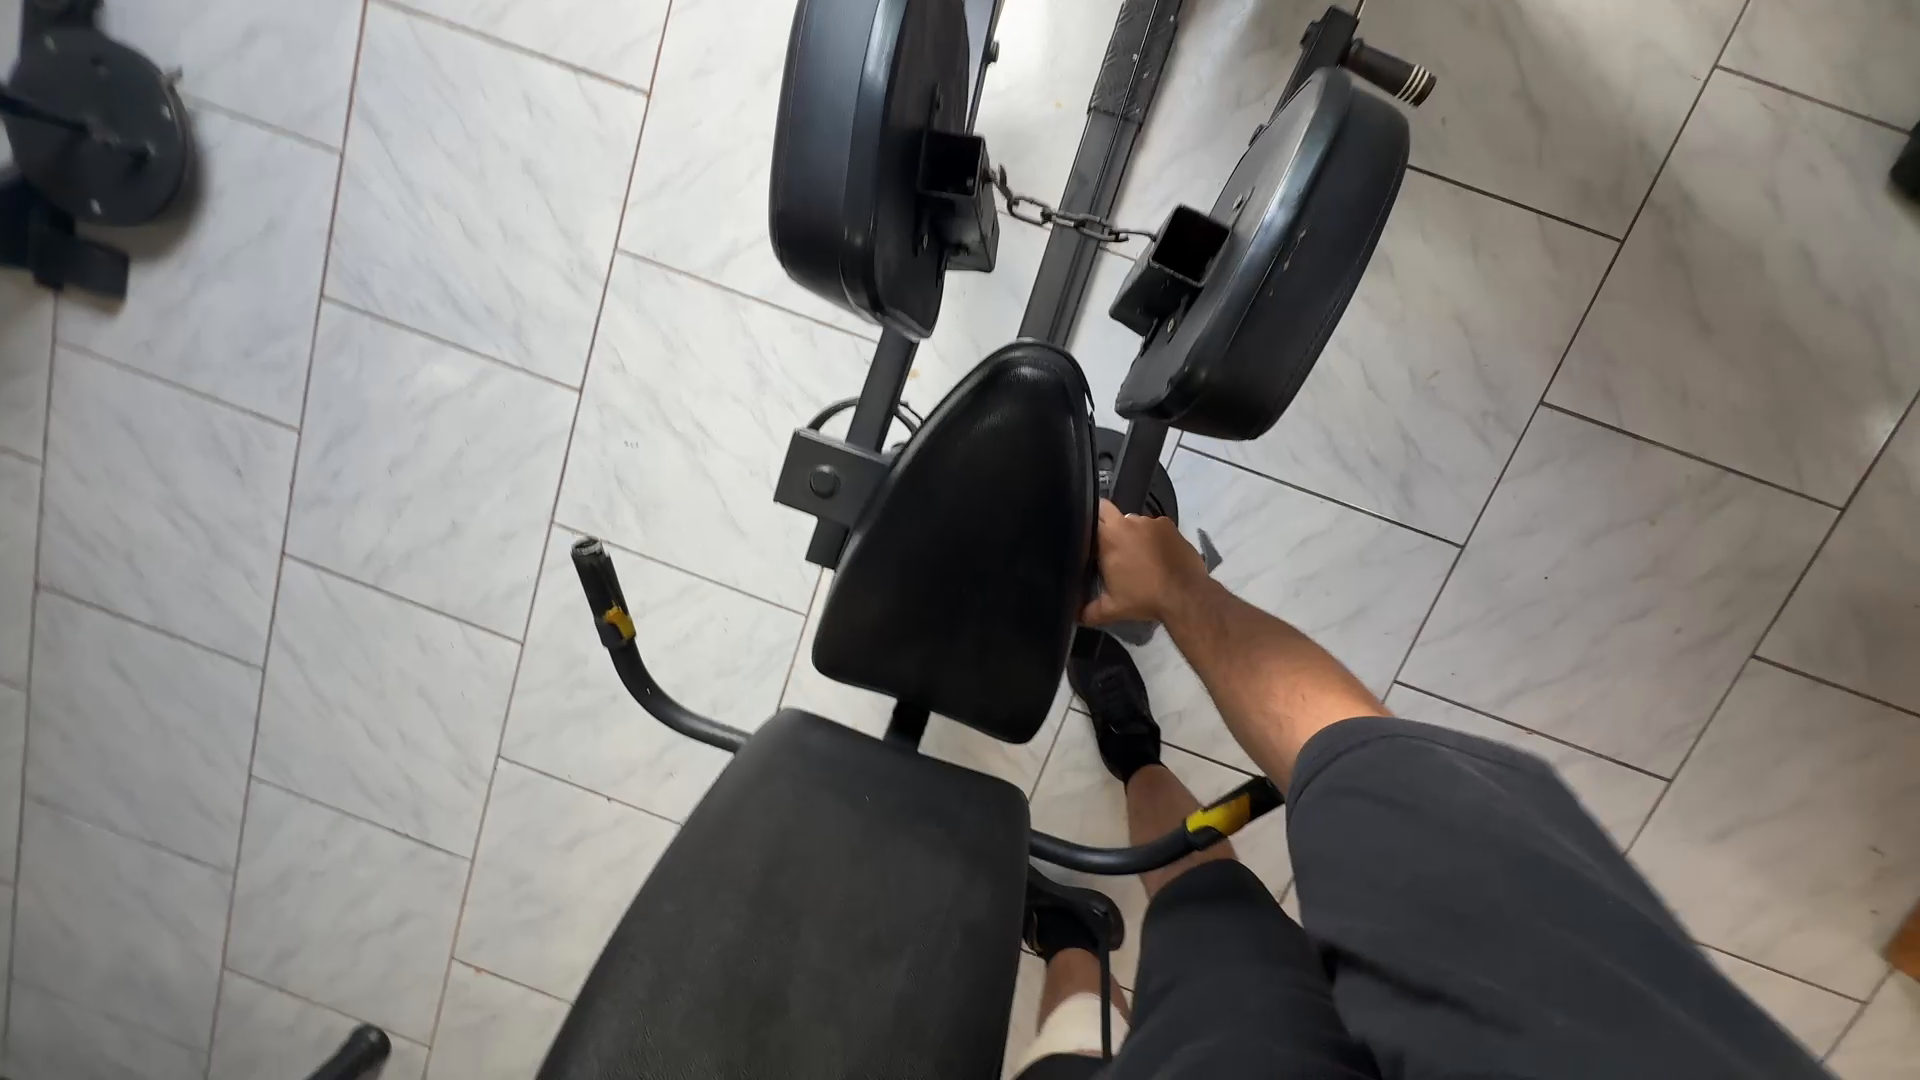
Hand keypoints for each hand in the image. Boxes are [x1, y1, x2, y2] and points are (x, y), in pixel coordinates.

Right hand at [1082, 499, 1211, 625]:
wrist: (1185, 595)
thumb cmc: (1144, 598)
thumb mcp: (1112, 609)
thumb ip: (1089, 611)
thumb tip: (1075, 617)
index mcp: (1108, 537)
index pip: (1090, 515)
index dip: (1086, 523)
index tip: (1085, 536)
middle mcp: (1127, 522)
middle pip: (1108, 511)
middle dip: (1105, 522)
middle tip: (1107, 543)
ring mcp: (1150, 522)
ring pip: (1132, 520)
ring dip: (1131, 532)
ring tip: (1137, 553)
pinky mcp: (1170, 525)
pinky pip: (1154, 526)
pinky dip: (1152, 536)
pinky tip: (1157, 553)